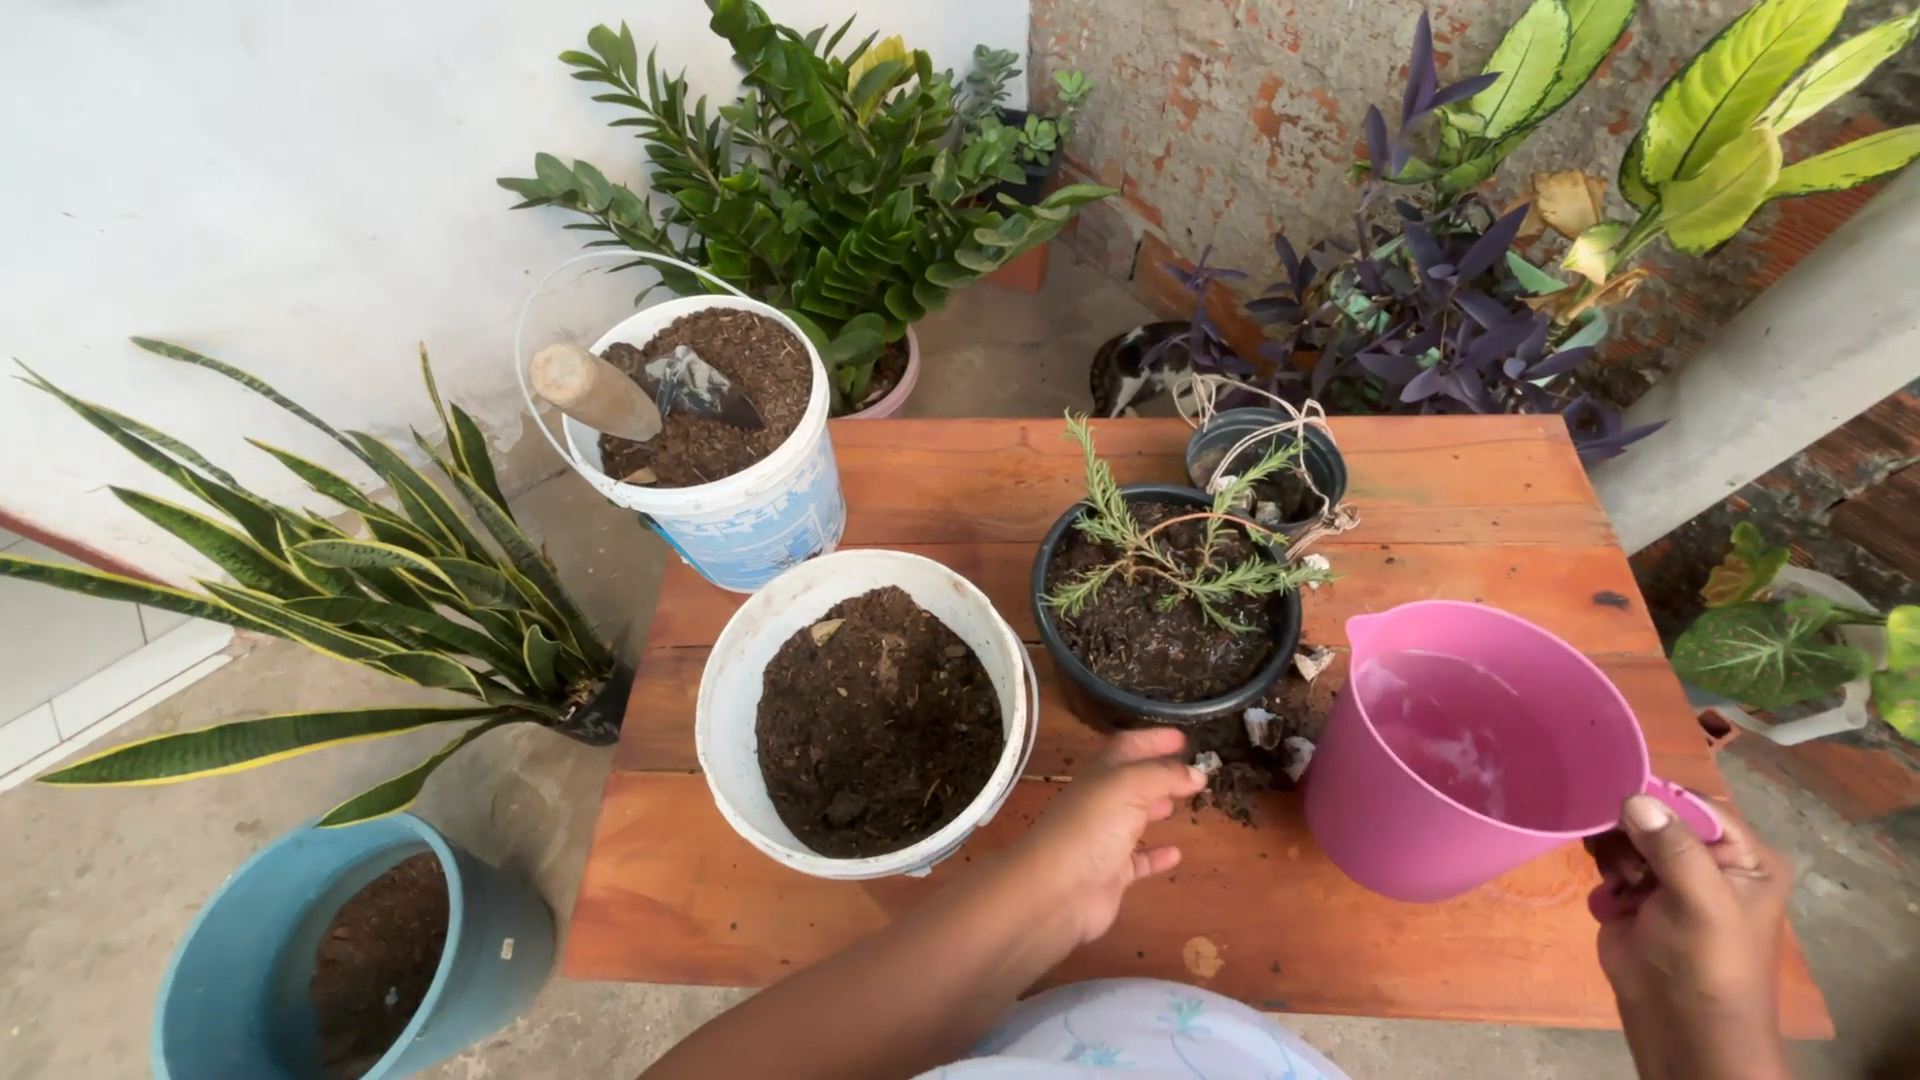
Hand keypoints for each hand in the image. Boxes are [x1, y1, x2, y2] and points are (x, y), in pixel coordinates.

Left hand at [1003, 728, 1206, 945]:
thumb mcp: (1128, 786)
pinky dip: (1157, 856)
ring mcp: (1105, 838)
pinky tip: (1177, 854)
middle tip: (1191, 772)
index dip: (1153, 739)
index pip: (1128, 747)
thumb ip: (1164, 775)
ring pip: (1135, 817)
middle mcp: (1102, 801)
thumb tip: (1196, 773)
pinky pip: (1139, 861)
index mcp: (1102, 774)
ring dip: (1157, 808)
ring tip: (1183, 803)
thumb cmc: (1091, 826)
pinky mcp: (1111, 873)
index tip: (1182, 738)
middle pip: (1133, 780)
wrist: (1057, 889)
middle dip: (1159, 772)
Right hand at [1591, 794, 1793, 1079]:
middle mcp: (1710, 858)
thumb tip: (1634, 797)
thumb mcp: (1701, 903)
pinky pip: (1609, 851)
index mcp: (1746, 858)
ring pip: (1625, 829)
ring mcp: (1670, 872)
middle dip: (1627, 827)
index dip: (1656, 798)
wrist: (1678, 1018)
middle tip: (1618, 854)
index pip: (1695, 804)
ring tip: (1618, 879)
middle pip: (1655, 812)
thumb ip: (1674, 849)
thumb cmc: (1707, 963)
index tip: (1611, 796)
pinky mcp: (1635, 885)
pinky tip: (1610, 888)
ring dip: (1612, 848)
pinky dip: (1602, 864)